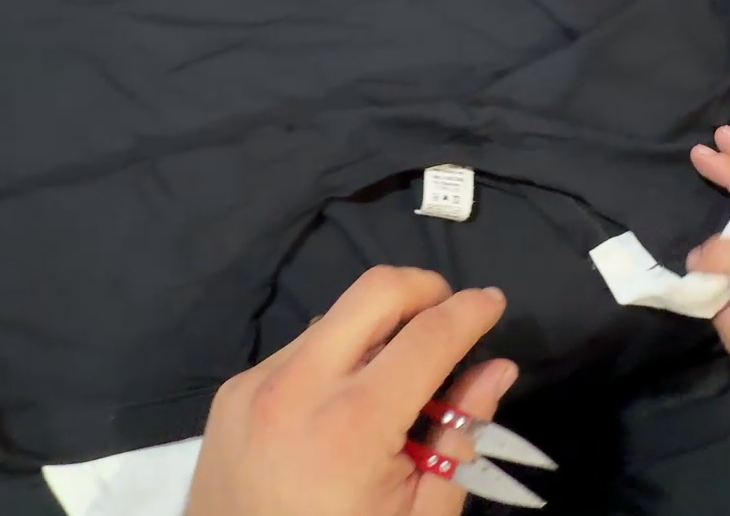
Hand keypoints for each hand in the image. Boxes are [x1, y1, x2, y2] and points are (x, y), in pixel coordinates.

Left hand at [186, 267, 517, 515]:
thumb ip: (461, 439)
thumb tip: (498, 368)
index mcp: (351, 428)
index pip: (427, 338)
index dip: (470, 312)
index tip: (494, 301)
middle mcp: (298, 386)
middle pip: (376, 289)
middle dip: (424, 288)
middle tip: (448, 316)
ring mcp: (256, 383)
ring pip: (337, 314)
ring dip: (378, 325)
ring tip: (393, 373)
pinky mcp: (231, 391)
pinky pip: (301, 346)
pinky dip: (337, 355)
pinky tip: (340, 401)